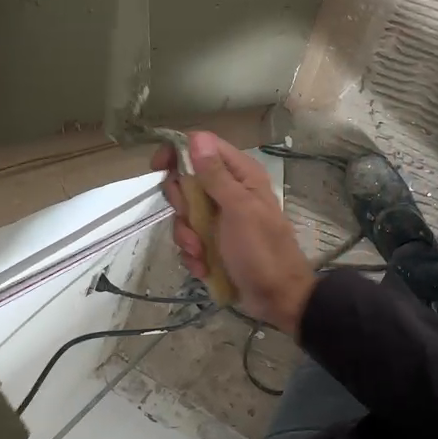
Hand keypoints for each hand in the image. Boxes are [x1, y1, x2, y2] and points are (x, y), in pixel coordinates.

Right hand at [153, 132, 316, 333]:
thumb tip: (195, 138)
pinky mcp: (214, 240)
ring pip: (185, 212)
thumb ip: (216, 175)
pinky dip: (193, 253)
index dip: (178, 152)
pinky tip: (204, 266)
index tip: (159, 169)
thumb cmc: (261, 250)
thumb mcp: (238, 210)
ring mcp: (220, 216)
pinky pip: (189, 237)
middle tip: (192, 221)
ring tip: (201, 253)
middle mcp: (229, 189)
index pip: (201, 145)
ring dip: (187, 235)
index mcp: (240, 173)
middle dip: (182, 205)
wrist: (278, 299)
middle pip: (186, 180)